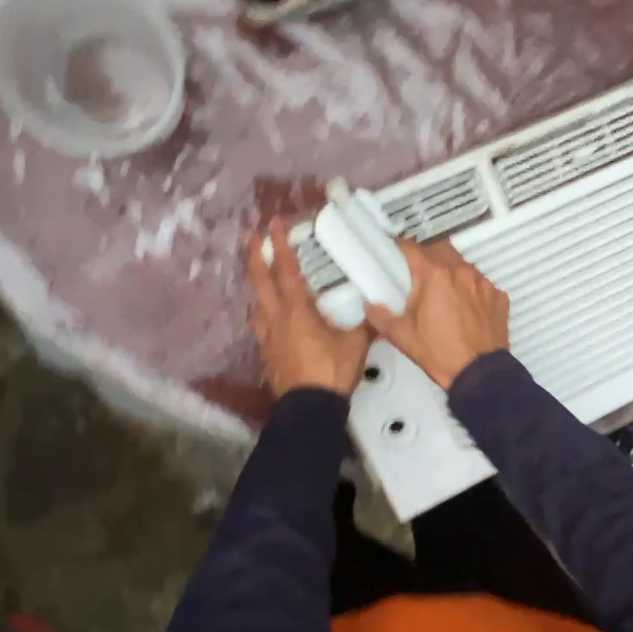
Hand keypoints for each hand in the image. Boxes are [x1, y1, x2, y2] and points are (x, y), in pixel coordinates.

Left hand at [247, 220, 370, 397]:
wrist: (309, 408)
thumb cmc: (331, 371)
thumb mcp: (356, 344)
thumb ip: (365, 323)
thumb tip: (377, 309)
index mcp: (297, 310)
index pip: (286, 269)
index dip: (280, 244)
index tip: (273, 223)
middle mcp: (276, 319)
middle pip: (260, 281)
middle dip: (256, 257)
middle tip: (254, 238)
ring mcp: (268, 338)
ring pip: (257, 305)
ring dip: (258, 288)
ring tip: (263, 281)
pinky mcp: (268, 356)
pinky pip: (262, 328)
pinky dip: (265, 316)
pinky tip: (272, 320)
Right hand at [364, 240, 509, 389]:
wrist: (479, 374)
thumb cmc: (440, 354)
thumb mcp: (403, 337)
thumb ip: (381, 317)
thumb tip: (370, 306)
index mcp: (434, 276)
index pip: (412, 248)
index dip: (401, 248)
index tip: (396, 253)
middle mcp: (461, 272)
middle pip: (440, 250)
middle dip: (428, 257)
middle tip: (419, 275)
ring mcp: (482, 283)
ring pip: (463, 266)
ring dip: (451, 273)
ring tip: (444, 294)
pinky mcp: (498, 296)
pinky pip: (481, 285)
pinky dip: (472, 291)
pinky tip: (467, 309)